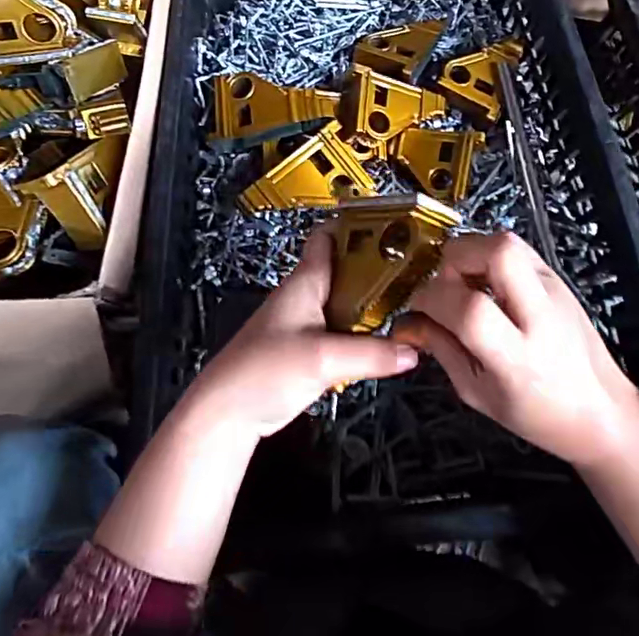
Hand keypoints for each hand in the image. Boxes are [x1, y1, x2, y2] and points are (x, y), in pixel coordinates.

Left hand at [180, 225, 418, 438]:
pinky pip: (339, 331)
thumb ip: (371, 354)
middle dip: (375, 268)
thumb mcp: (324, 359)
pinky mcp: (304, 349)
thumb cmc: (263, 371)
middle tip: (412, 273)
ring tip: (405, 305)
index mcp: (305, 282)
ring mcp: (303, 323)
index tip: (391, 227)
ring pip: (344, 302)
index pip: (328, 236)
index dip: (357, 226)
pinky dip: (359, 332)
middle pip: (344, 270)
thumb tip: (411, 351)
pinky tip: (380, 343)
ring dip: (370, 303)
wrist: (226, 412)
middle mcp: (304, 296)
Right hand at [394, 232, 638, 468]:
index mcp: (519, 358)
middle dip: (454, 259)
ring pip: (505, 241)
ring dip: (471, 253)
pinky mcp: (556, 277)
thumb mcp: (478, 394)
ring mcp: (553, 290)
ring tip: (463, 284)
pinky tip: (483, 284)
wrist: (603, 412)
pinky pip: (515, 248)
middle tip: (443, 284)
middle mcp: (541, 315)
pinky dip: (488, 255)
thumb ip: (440, 349)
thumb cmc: (541, 414)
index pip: (469, 309)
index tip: (418, 308)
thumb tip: (409, 322)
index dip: (431, 299)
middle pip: (495, 253)